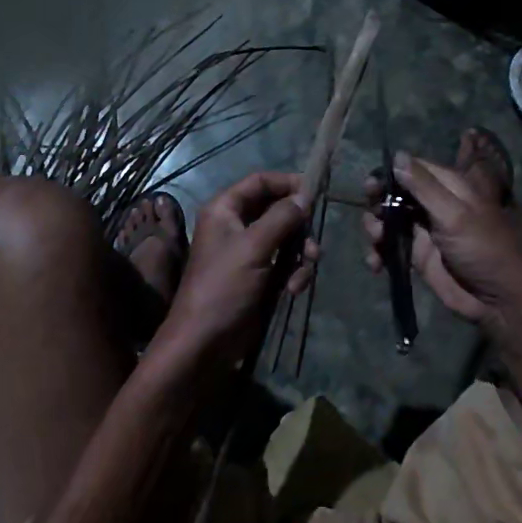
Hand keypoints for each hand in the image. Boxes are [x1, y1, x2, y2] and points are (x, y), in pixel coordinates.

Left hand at [156, 172, 317, 370]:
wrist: (205, 340)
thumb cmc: (224, 287)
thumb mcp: (254, 247)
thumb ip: (281, 217)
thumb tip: (304, 195)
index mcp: (224, 210)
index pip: (259, 182)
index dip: (287, 183)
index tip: (316, 192)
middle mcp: (235, 225)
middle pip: (276, 210)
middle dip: (298, 226)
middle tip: (313, 242)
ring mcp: (247, 252)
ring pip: (285, 238)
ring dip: (299, 253)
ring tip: (306, 269)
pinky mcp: (257, 276)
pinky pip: (284, 263)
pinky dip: (293, 273)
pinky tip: (293, 290)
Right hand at [363, 152, 521, 326]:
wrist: (495, 300)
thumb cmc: (481, 250)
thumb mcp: (454, 215)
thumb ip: (424, 187)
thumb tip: (397, 156)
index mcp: (448, 187)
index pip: (412, 168)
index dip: (389, 173)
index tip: (371, 185)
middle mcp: (432, 204)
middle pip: (394, 193)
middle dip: (377, 201)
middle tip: (373, 214)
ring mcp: (421, 229)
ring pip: (386, 219)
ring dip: (374, 228)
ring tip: (377, 241)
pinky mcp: (414, 254)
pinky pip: (387, 247)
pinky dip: (377, 253)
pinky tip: (375, 264)